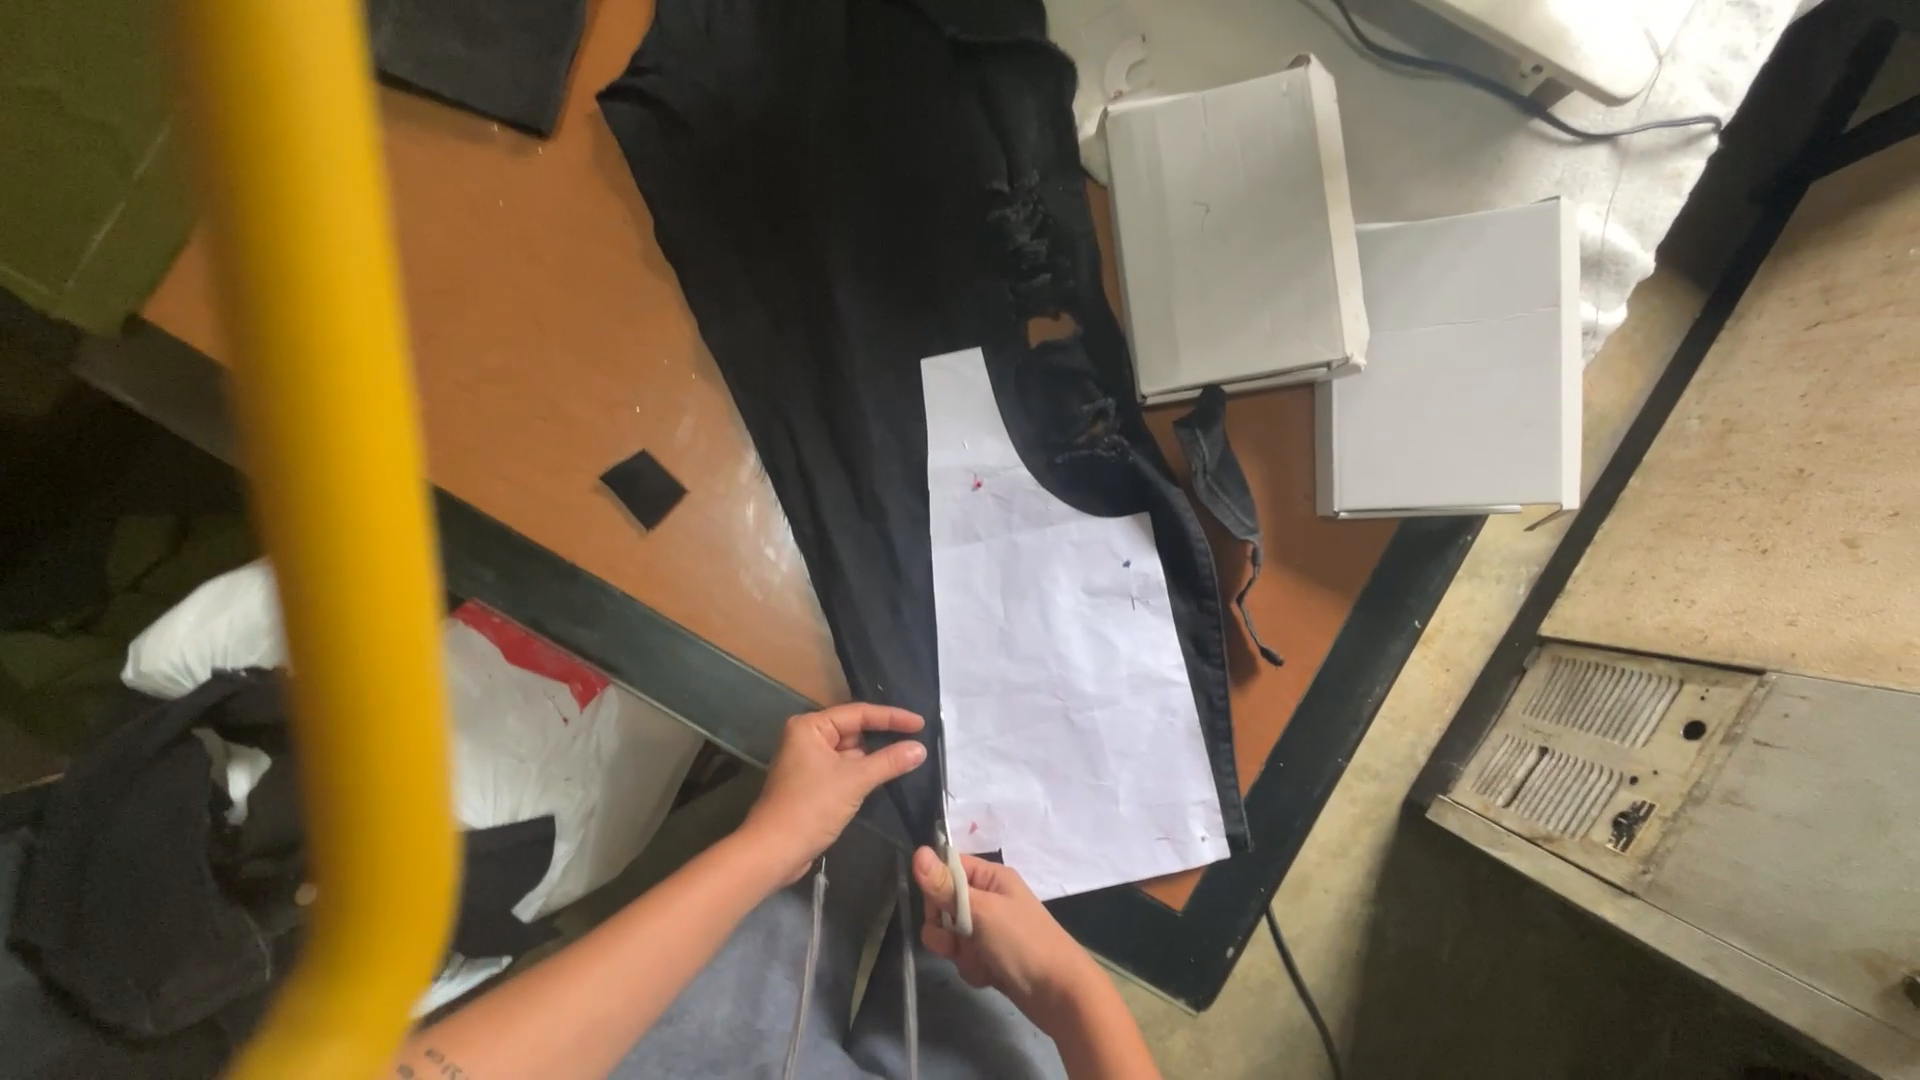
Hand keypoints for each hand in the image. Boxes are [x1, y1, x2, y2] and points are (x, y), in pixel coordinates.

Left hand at [739, 704, 926, 884]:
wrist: (774, 851)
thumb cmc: (811, 807)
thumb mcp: (854, 780)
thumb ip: (889, 761)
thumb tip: (921, 748)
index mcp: (810, 727)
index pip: (858, 713)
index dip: (892, 717)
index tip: (921, 723)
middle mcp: (807, 738)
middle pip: (854, 730)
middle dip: (884, 735)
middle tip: (919, 736)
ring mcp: (809, 762)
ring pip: (851, 752)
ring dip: (876, 755)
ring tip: (911, 753)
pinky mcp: (813, 784)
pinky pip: (845, 769)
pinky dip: (865, 771)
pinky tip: (889, 773)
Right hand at [914, 848, 1102, 1031]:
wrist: (1058, 994)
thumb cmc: (1022, 941)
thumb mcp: (981, 911)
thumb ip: (946, 886)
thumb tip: (918, 852)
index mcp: (990, 877)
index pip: (948, 869)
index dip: (935, 887)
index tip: (935, 907)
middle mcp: (988, 898)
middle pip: (944, 904)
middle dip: (944, 927)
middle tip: (957, 940)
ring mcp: (989, 929)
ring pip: (951, 935)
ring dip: (958, 951)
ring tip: (977, 961)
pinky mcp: (990, 956)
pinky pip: (964, 957)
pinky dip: (971, 967)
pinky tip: (987, 976)